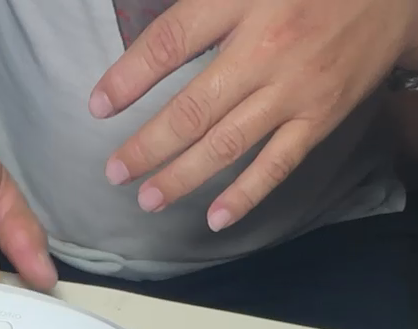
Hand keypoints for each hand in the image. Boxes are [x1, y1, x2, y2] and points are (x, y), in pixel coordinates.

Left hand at [90, 0, 417, 230]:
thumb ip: (208, 0)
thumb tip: (163, 34)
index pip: (171, 43)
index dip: (129, 77)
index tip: (98, 106)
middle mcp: (264, 49)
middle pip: (192, 108)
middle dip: (147, 145)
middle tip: (115, 171)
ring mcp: (293, 90)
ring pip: (226, 144)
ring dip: (182, 176)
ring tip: (147, 197)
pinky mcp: (319, 118)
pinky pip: (277, 165)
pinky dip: (246, 195)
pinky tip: (216, 218)